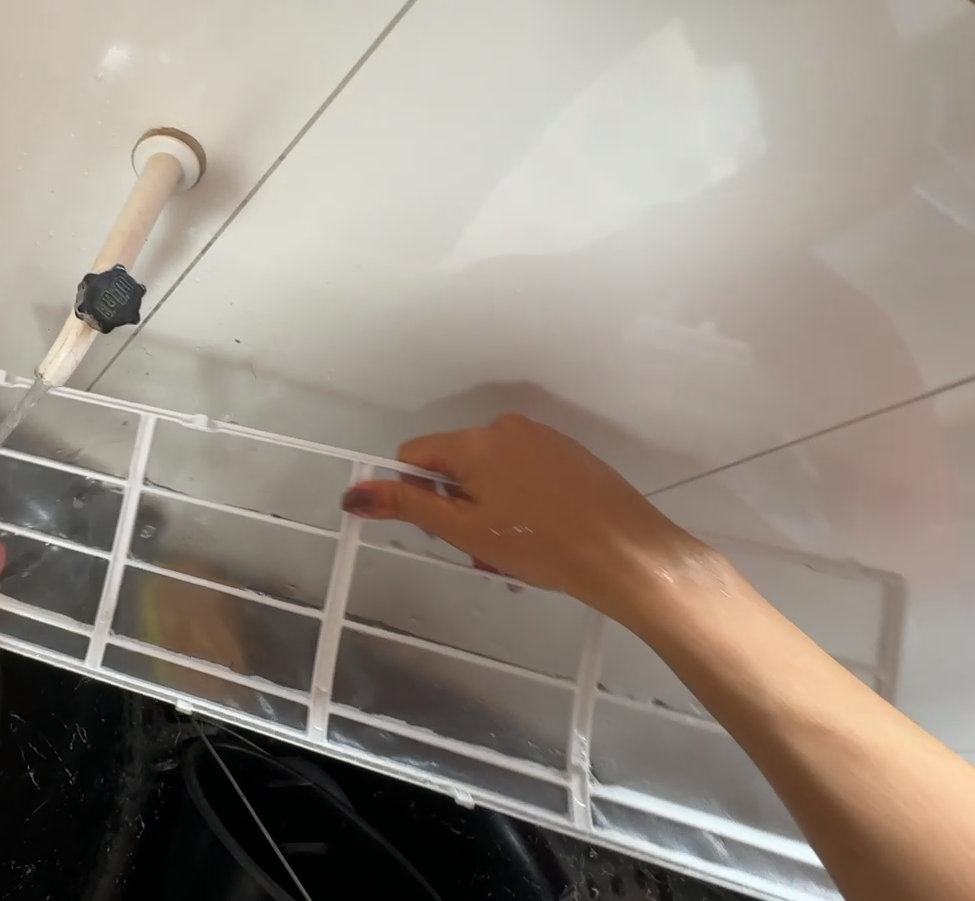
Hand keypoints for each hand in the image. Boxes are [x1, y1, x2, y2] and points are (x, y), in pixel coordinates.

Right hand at [339, 413, 714, 619]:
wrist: (634, 558)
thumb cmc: (542, 545)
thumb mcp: (463, 529)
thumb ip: (405, 505)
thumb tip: (352, 494)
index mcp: (473, 442)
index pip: (413, 457)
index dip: (420, 494)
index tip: (448, 526)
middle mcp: (504, 428)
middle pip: (452, 463)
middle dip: (457, 502)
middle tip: (483, 543)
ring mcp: (542, 438)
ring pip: (488, 470)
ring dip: (487, 504)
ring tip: (516, 545)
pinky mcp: (571, 454)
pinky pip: (522, 470)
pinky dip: (520, 498)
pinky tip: (542, 530)